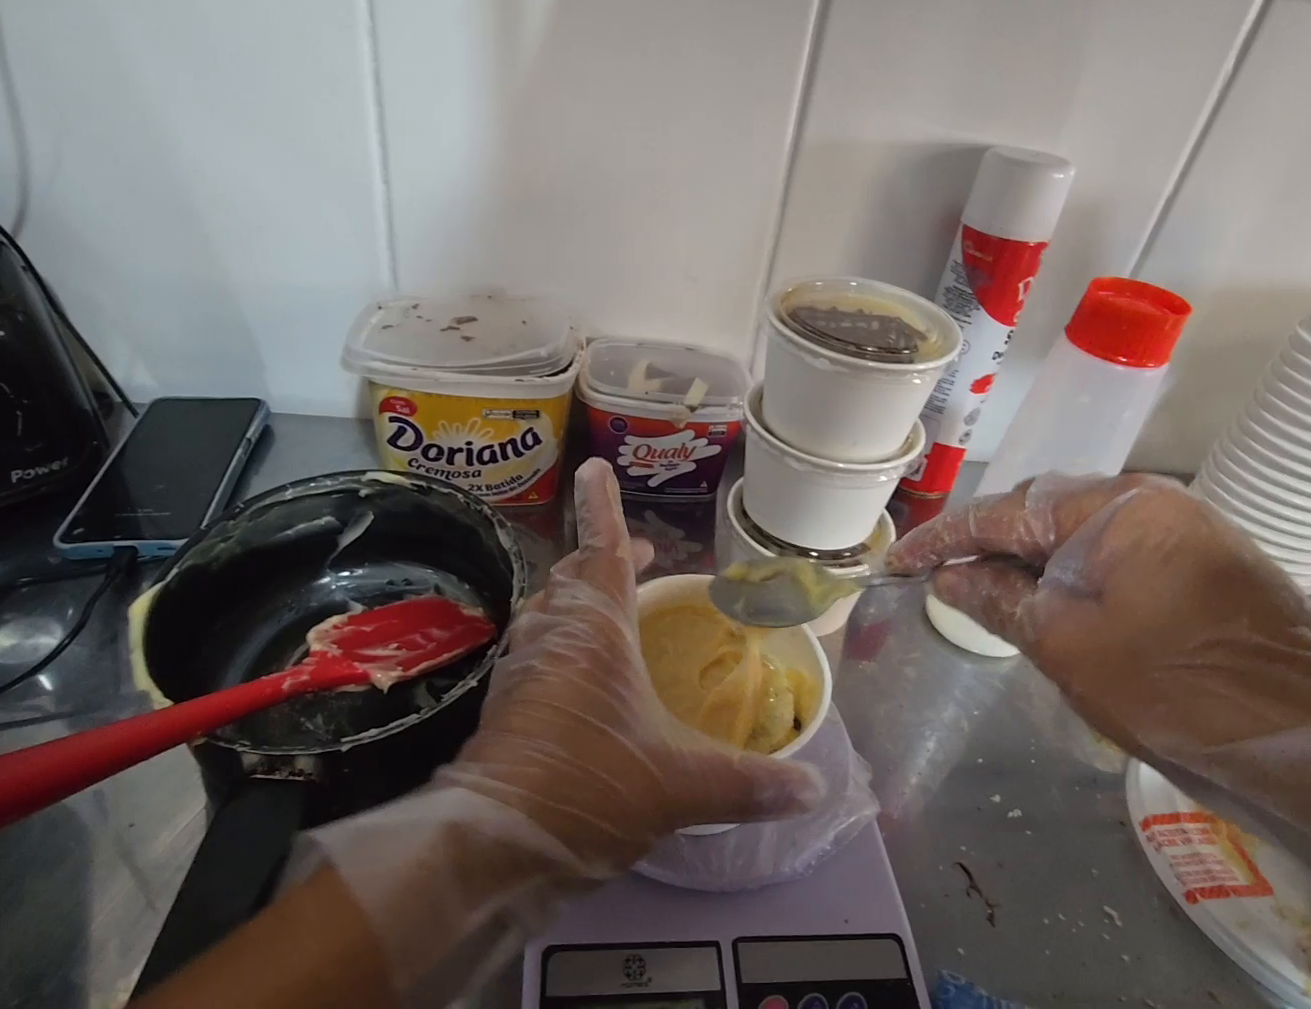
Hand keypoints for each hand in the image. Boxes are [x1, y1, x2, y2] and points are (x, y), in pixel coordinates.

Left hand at [441, 458, 824, 869]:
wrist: (494, 841)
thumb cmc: (590, 783)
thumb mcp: (680, 785)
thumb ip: (749, 782)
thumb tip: (816, 785)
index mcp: (594, 628)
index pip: (602, 550)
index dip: (602, 507)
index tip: (593, 468)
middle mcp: (552, 634)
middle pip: (576, 577)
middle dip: (605, 557)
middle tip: (642, 558)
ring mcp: (522, 668)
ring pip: (551, 613)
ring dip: (582, 600)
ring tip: (616, 612)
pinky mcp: (507, 704)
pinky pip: (539, 651)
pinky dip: (565, 644)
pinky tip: (586, 678)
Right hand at [884, 474, 1310, 754]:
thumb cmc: (1175, 688)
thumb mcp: (1066, 645)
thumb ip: (999, 599)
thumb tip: (949, 577)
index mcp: (1113, 506)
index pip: (1003, 512)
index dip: (943, 540)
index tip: (895, 561)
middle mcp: (1149, 500)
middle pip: (1040, 513)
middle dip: (985, 545)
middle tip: (937, 579)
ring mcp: (1181, 528)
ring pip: (1076, 535)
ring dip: (1027, 562)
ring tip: (983, 593)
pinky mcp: (1200, 562)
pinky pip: (1112, 554)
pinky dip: (1069, 574)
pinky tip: (1046, 603)